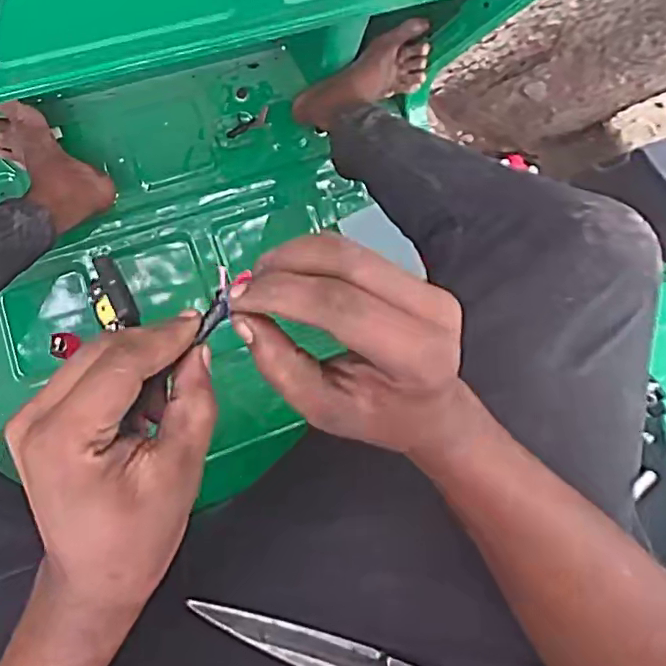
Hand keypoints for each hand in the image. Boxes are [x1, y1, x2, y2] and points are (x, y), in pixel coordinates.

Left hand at [6, 314, 217, 615]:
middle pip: (100, 352)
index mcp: (63, 437)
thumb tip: (197, 352)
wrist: (90, 580)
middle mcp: (33, 418)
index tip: (199, 323)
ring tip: (165, 396)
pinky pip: (82, 375)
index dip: (163, 338)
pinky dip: (117, 376)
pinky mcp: (32, 418)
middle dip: (151, 345)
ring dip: (135, 360)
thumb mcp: (178, 473)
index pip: (118, 363)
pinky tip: (140, 404)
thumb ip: (192, 404)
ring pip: (91, 358)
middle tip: (191, 352)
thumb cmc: (135, 541)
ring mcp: (27, 417)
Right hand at [230, 234, 481, 458]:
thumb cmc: (375, 416)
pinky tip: (285, 274)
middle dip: (281, 266)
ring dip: (291, 255)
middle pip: (343, 263)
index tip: (237, 300)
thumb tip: (243, 318)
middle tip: (243, 286)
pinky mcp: (412, 272)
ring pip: (344, 248)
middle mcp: (429, 310)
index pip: (340, 306)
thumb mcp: (321, 408)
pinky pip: (349, 249)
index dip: (281, 294)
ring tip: (260, 280)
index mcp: (414, 355)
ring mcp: (425, 285)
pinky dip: (307, 254)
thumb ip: (280, 365)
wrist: (429, 408)